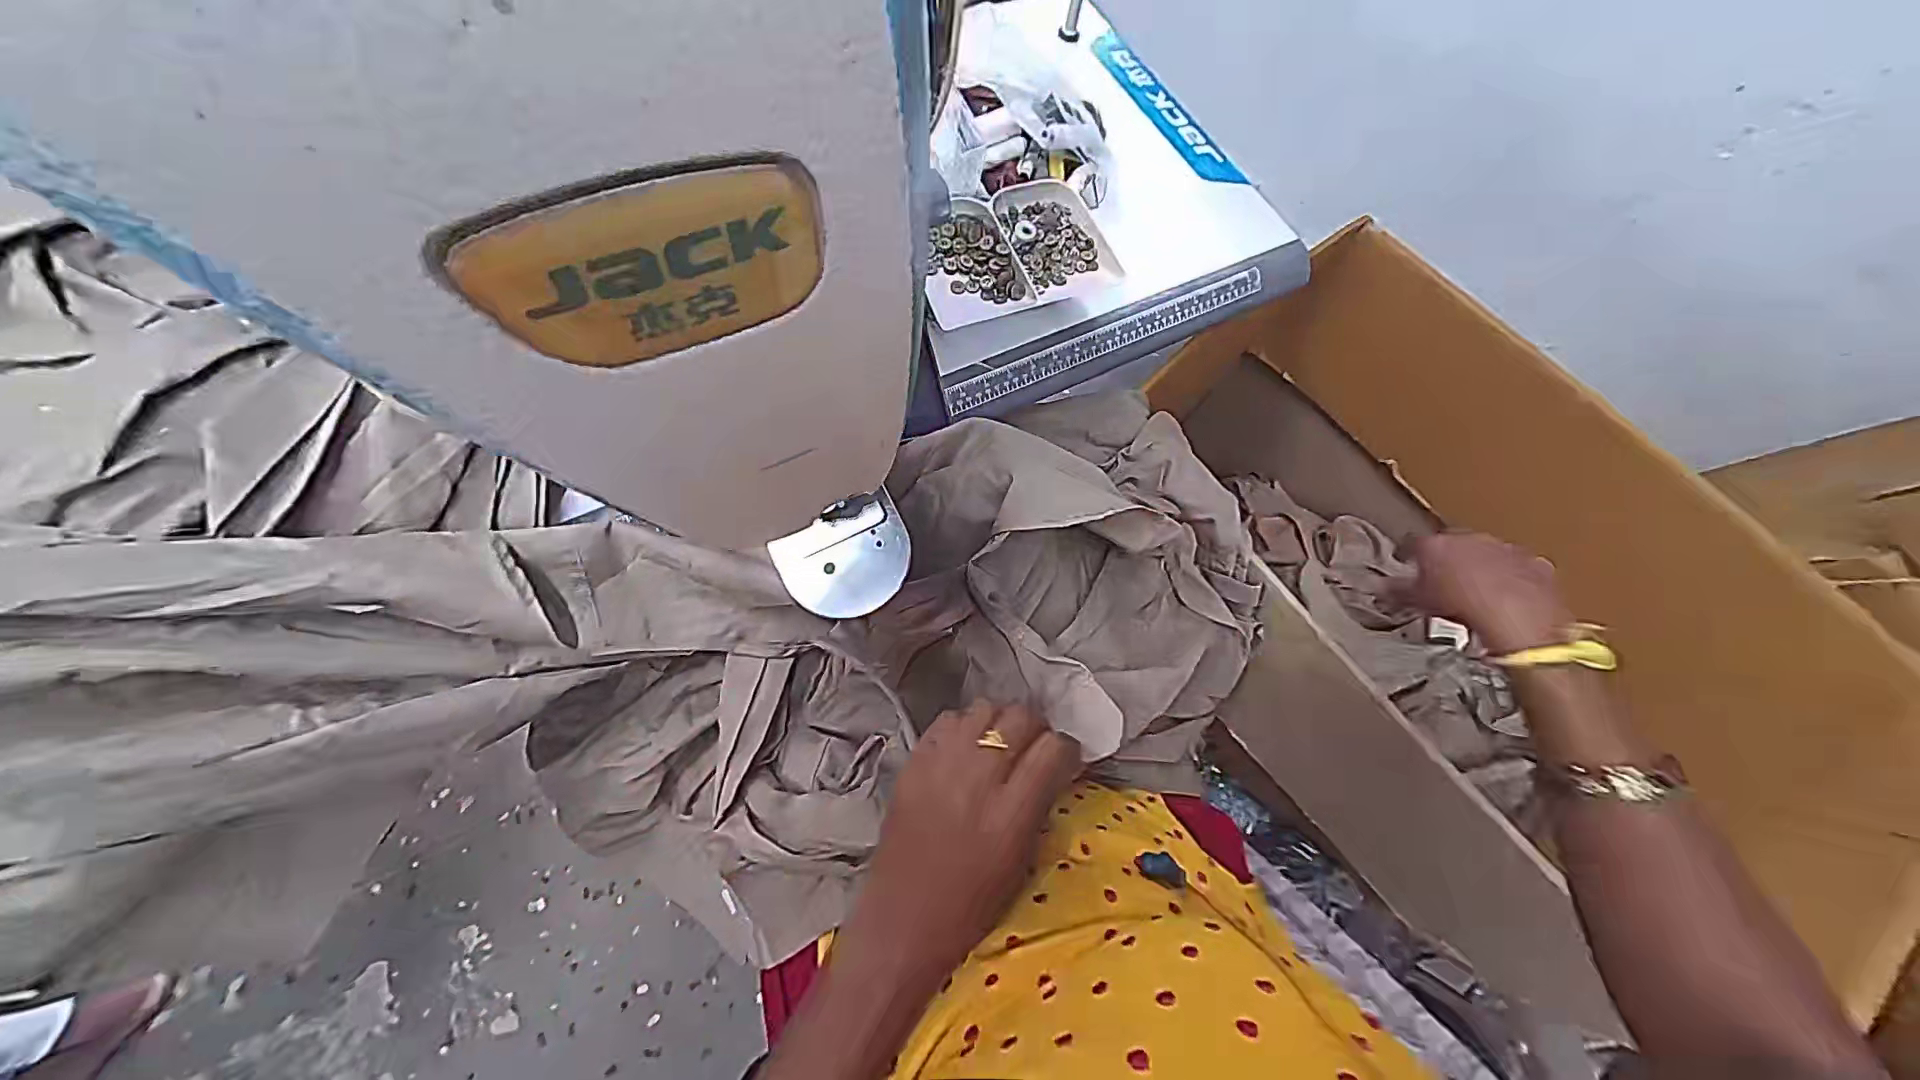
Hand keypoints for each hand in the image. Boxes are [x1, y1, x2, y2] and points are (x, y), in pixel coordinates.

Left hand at [843, 701, 1081, 983]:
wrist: (903, 918)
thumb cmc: (970, 905)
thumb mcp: (1021, 860)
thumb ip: (1038, 805)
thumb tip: (1054, 767)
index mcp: (1010, 812)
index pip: (1052, 749)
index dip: (1066, 748)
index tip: (1065, 757)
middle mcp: (977, 778)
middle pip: (1020, 718)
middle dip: (1036, 727)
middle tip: (1034, 745)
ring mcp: (941, 764)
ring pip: (984, 708)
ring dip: (999, 720)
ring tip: (999, 740)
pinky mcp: (914, 761)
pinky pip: (948, 719)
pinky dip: (963, 726)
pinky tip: (965, 746)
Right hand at [1399, 532, 1575, 653]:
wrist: (1517, 618)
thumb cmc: (1466, 606)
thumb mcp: (1418, 602)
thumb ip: (1396, 591)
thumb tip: (1381, 588)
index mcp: (1436, 544)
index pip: (1413, 543)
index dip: (1408, 555)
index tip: (1407, 563)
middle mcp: (1469, 539)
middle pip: (1451, 545)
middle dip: (1446, 560)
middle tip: (1440, 583)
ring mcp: (1502, 548)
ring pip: (1484, 553)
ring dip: (1478, 568)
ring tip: (1472, 594)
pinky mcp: (1531, 562)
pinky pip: (1515, 566)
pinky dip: (1509, 578)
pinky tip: (1504, 598)